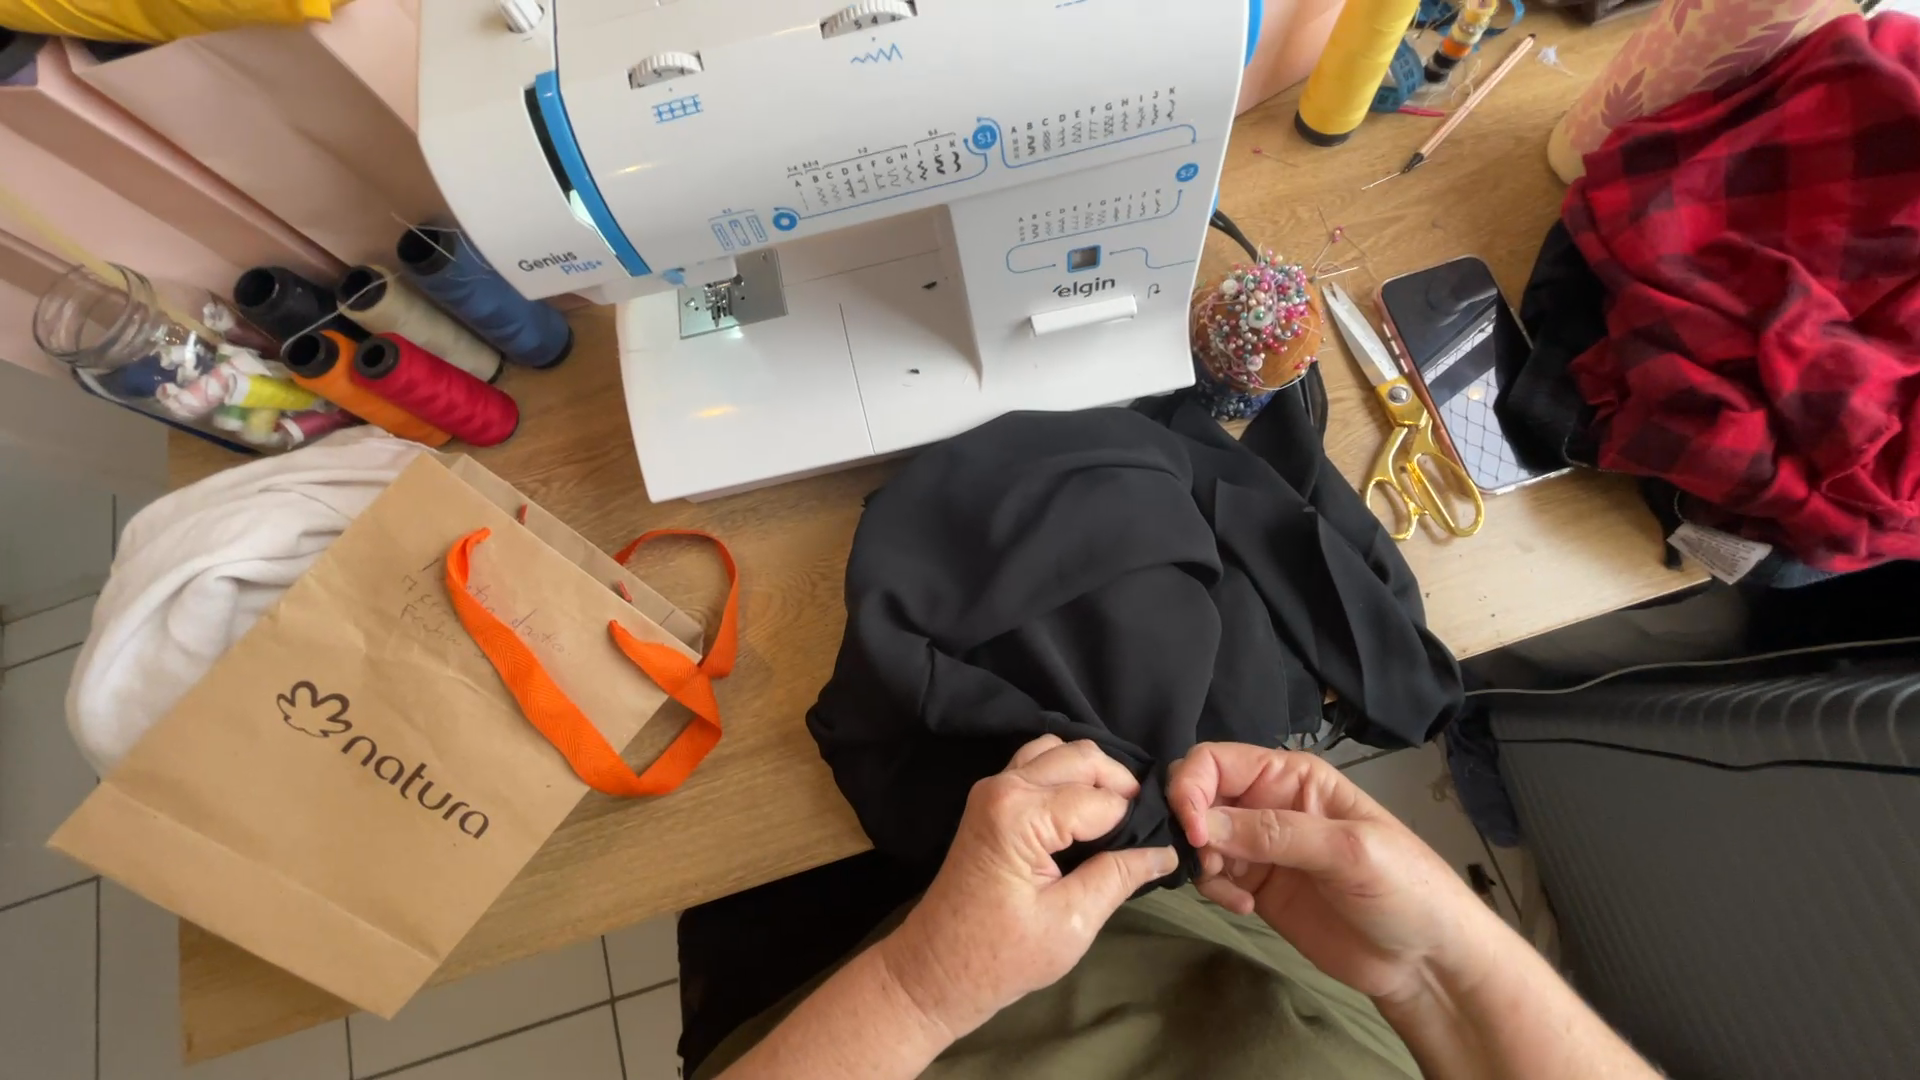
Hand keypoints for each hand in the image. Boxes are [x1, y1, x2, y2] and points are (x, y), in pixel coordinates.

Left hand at [879, 736, 1177, 1039]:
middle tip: (1145, 825)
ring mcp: (993, 786)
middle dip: (1119, 783)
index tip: (1156, 848)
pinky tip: (1083, 807)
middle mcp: (1005, 786)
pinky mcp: (990, 795)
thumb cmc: (1003, 955)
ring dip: (1091, 772)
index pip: (1100, 799)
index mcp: (1021, 815)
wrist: (938, 966)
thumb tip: (1166, 851)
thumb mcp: (1072, 923)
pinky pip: (1036, 761)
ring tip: (1116, 814)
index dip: (1133, 822)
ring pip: (1057, 749)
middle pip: (1080, 756)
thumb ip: (1119, 876)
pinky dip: (1066, 772)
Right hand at [1168, 742, 1496, 1005]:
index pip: (1216, 761)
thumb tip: (1201, 823)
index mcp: (1290, 776)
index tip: (1192, 829)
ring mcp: (1259, 845)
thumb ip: (1274, 832)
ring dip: (1201, 860)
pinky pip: (1211, 874)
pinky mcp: (1255, 884)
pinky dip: (1213, 888)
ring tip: (1231, 890)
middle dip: (1190, 823)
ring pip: (1199, 835)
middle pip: (1200, 794)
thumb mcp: (1349, 851)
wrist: (1430, 967)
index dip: (1192, 786)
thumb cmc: (1406, 890)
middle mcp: (1266, 802)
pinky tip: (1244, 906)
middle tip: (1206, 860)